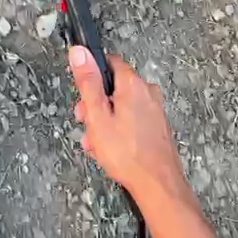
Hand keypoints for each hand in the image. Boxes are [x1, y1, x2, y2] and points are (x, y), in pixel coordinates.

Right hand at [67, 47, 189, 206]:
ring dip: (106, 121)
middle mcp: (147, 91)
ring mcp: (154, 110)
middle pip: (114, 87)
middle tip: (85, 123)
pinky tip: (111, 149)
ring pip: (122, 106)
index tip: (82, 93)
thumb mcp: (98, 116)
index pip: (108, 62)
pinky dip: (120, 130)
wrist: (157, 185)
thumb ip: (88, 82)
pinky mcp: (157, 126)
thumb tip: (79, 52)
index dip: (91, 77)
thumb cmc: (127, 153)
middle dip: (96, 105)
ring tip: (96, 143)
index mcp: (132, 83)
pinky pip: (133, 120)